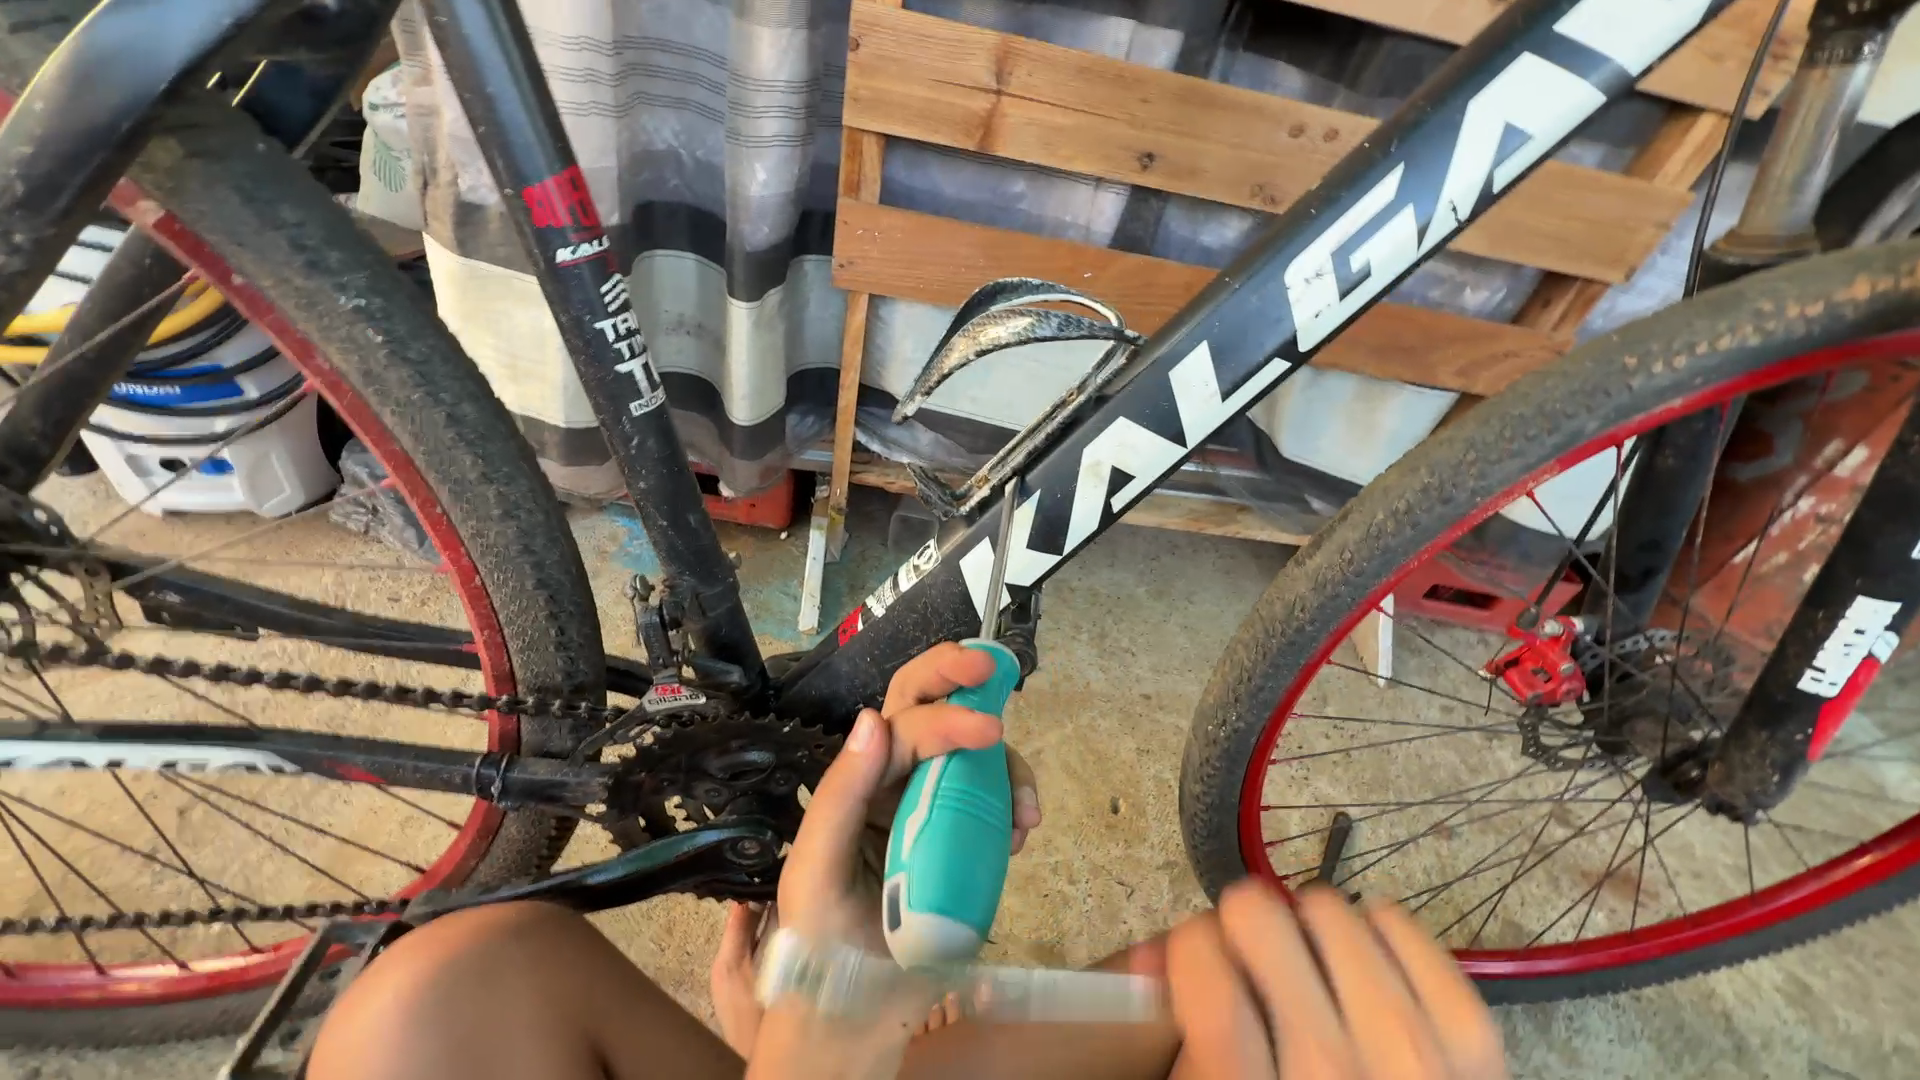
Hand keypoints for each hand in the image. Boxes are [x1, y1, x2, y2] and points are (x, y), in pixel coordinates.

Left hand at [730, 643, 1039, 1073]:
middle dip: (959, 677)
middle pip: (926, 707)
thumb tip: (871, 718)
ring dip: (1008, 765)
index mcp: (859, 779)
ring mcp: (934, 806)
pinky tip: (1020, 834)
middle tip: (995, 668)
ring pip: (975, 755)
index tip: (990, 734)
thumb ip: (841, 794)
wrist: (856, 1006)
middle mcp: (896, 780)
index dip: (946, 719)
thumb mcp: (816, 866)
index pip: (904, 727)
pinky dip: (1015, 804)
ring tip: (1024, 812)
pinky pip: (995, 802)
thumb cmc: (823, 936)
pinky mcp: (964, 836)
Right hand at [1166, 881, 1506, 1078]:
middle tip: (1250, 939)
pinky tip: (1367, 941)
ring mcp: (1417, 1066)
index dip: (1188, 940)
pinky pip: (1422, 946)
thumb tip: (1152, 954)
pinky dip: (1387, 925)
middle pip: (1265, 927)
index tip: (1196, 948)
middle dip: (1243, 916)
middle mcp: (1332, 1078)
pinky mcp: (1479, 1057)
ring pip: (1338, 920)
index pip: (1206, 976)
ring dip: (1310, 916)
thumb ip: (1176, 1029)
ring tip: (1310, 947)